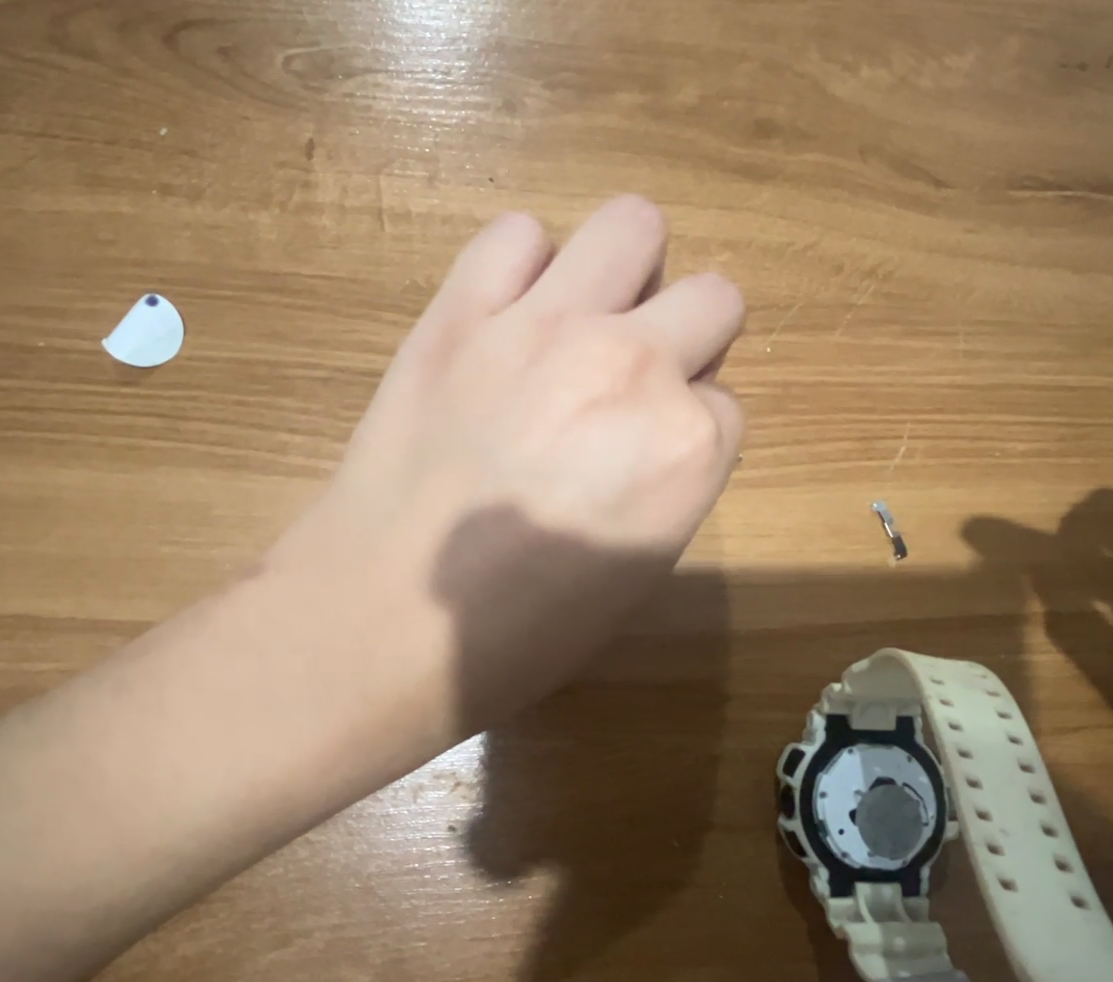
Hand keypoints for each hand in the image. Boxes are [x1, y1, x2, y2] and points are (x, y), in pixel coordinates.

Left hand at [282, 196, 744, 729]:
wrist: (387, 615)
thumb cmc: (524, 625)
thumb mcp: (641, 569)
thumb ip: (672, 479)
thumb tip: (661, 427)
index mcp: (687, 448)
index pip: (725, 402)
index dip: (689, 429)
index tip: (649, 456)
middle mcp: (634, 366)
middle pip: (712, 299)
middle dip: (686, 337)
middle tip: (632, 380)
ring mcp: (545, 324)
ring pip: (631, 226)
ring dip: (626, 270)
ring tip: (587, 316)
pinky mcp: (461, 309)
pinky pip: (515, 235)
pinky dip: (522, 264)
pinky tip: (507, 312)